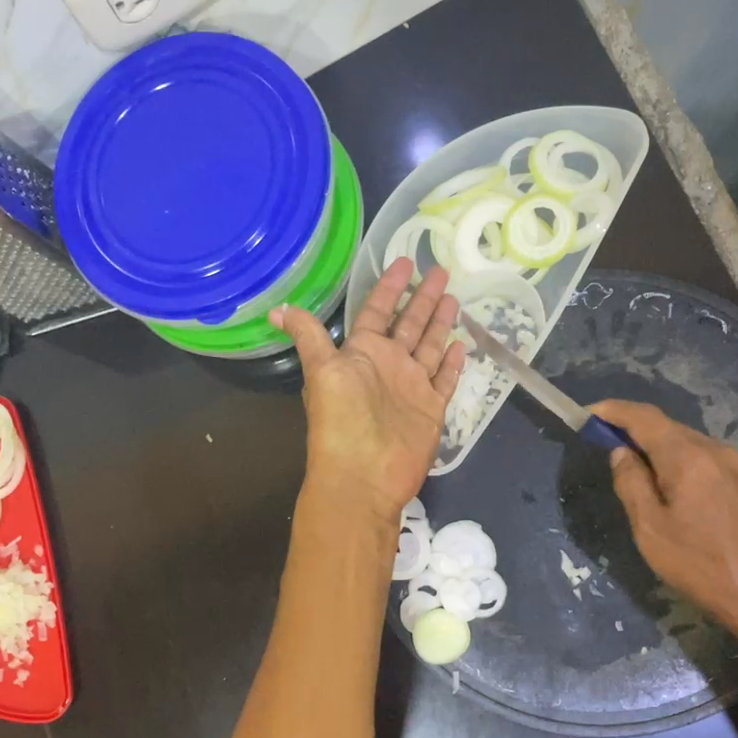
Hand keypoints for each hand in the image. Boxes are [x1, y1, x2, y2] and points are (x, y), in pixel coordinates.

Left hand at [272, 258, 465, 527]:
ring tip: (454, 296)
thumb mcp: (322, 370)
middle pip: (408, 325)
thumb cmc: (341, 421)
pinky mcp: (430, 410)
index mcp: (360, 354)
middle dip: (422, 299)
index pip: (377, 311)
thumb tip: (276, 309)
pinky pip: (444, 380)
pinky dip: (451, 364)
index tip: (405, 261)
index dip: (390, 287)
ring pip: (428, 347)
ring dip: (439, 323)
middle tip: (441, 269)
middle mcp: (387, 367)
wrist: (362, 476)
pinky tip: (461, 344)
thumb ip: (309, 336)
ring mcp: (410, 388)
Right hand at [593, 399, 737, 650]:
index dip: (616, 411)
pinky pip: (713, 463)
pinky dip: (688, 465)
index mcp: (688, 458)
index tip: (591, 414)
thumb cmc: (699, 563)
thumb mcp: (650, 528)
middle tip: (611, 447)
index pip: (645, 418)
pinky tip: (683, 492)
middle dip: (639, 432)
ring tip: (645, 473)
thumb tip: (621, 453)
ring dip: (665, 451)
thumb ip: (631, 484)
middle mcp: (718, 451)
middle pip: (671, 430)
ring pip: (694, 446)